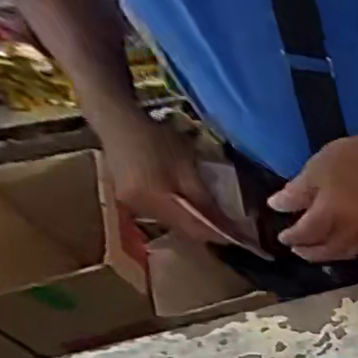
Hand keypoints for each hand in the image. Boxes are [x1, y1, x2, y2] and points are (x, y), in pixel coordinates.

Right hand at [97, 111, 236, 245]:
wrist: (116, 120)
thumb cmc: (157, 140)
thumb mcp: (187, 169)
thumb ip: (204, 200)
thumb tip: (226, 225)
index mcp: (153, 200)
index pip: (193, 230)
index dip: (218, 235)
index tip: (241, 237)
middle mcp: (140, 208)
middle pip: (182, 229)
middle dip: (207, 231)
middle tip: (231, 228)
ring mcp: (131, 205)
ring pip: (172, 224)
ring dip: (193, 223)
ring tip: (215, 218)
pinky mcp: (128, 198)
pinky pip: (161, 214)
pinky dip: (179, 214)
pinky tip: (191, 207)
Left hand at [269, 125, 357, 261]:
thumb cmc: (354, 159)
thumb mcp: (317, 169)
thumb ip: (296, 192)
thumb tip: (277, 206)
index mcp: (331, 214)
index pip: (307, 234)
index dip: (292, 237)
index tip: (282, 236)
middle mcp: (350, 230)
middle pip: (327, 250)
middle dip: (310, 252)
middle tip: (296, 249)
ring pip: (345, 253)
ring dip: (329, 255)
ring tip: (318, 250)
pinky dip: (347, 250)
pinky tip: (342, 243)